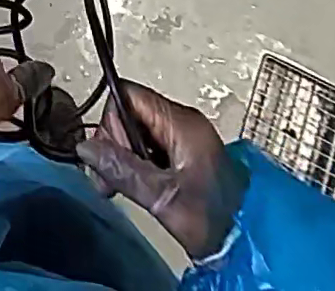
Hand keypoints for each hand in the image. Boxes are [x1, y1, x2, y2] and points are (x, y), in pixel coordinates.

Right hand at [76, 82, 245, 259]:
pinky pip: (149, 144)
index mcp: (180, 121)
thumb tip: (86, 149)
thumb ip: (123, 170)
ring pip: (137, 130)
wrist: (248, 240)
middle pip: (130, 112)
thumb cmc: (214, 218)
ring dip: (124, 156)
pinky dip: (137, 163)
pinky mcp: (184, 151)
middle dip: (114, 144)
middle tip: (110, 181)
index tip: (111, 158)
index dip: (112, 123)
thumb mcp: (163, 197)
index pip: (128, 95)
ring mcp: (184, 135)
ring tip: (121, 187)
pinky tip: (140, 186)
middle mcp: (181, 121)